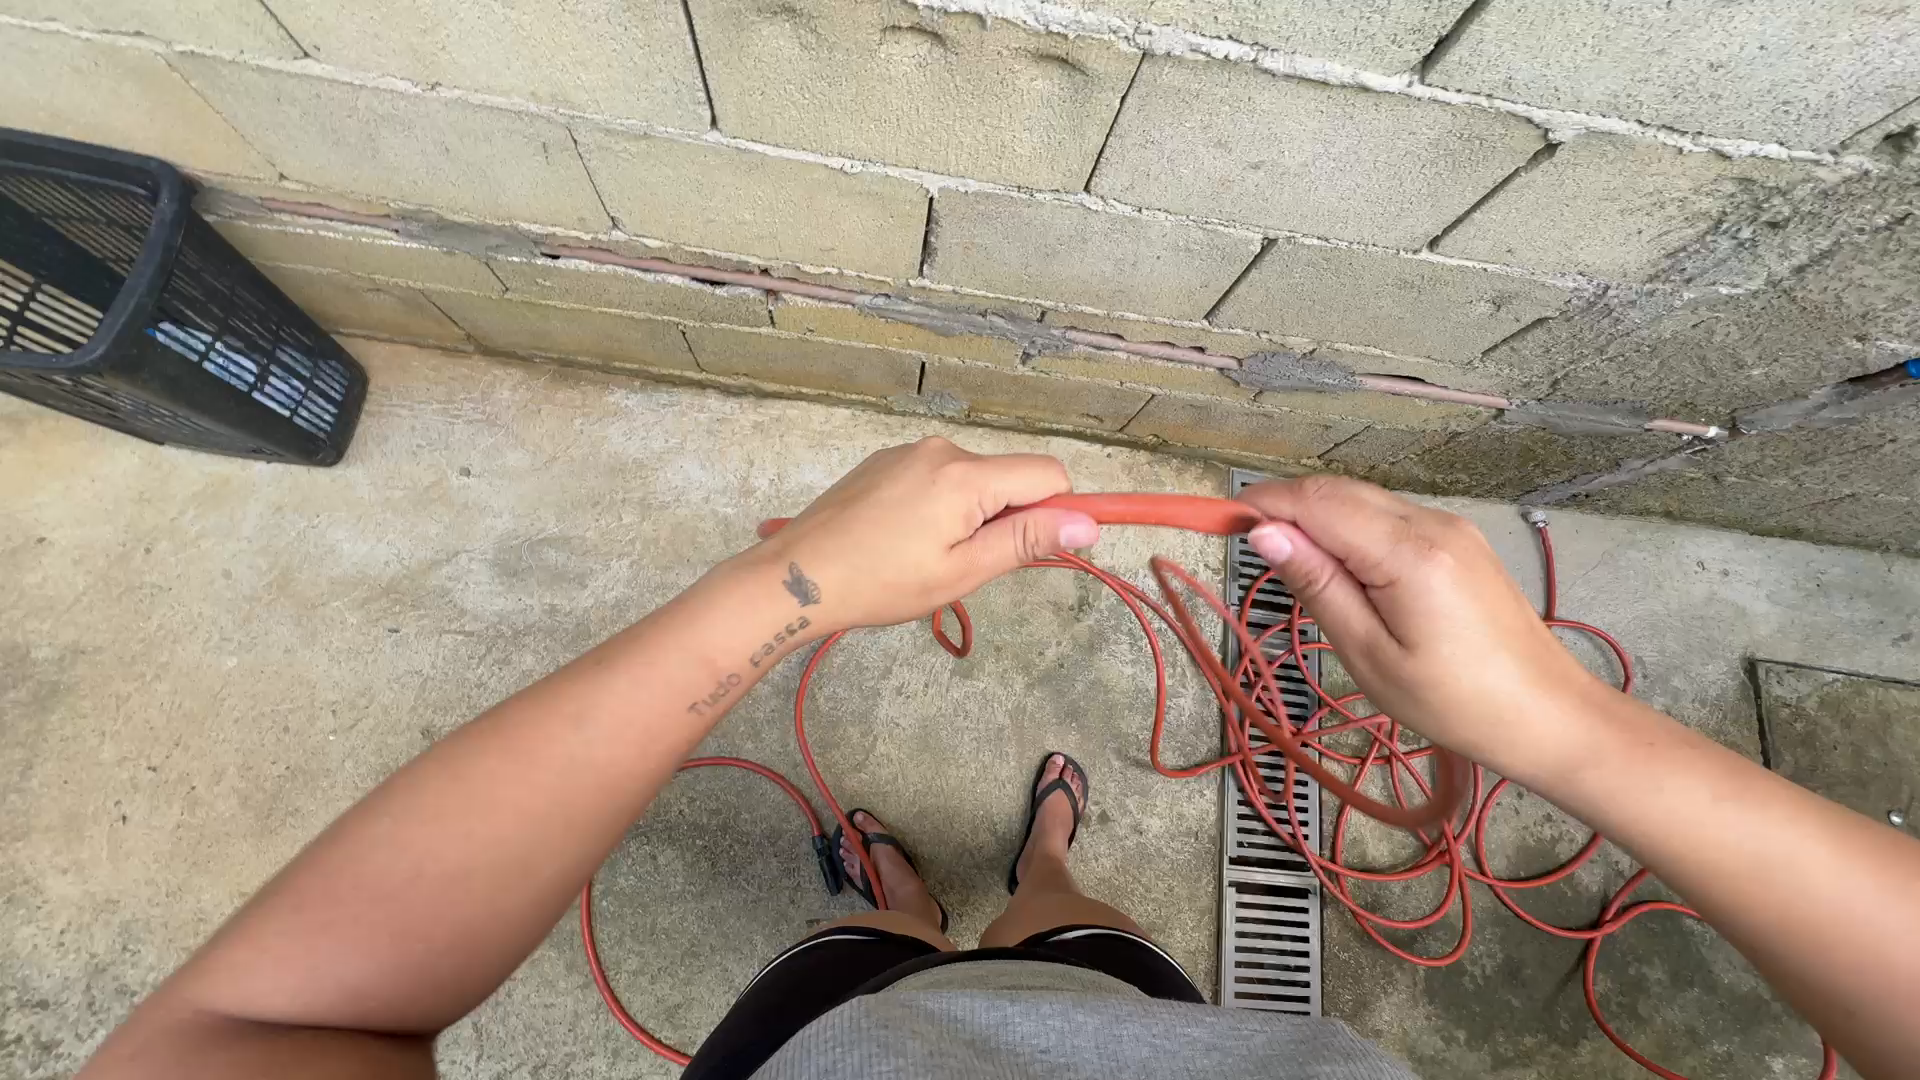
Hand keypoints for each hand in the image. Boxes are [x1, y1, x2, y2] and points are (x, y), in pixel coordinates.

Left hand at [747, 437, 1098, 632]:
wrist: (795, 575)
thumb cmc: (881, 583)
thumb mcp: (962, 571)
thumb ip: (1026, 541)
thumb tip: (1088, 522)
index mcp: (965, 474)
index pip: (1048, 473)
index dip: (1058, 511)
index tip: (1037, 548)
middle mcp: (941, 449)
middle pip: (1008, 476)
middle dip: (1006, 517)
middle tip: (964, 563)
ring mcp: (908, 451)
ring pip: (972, 479)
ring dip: (971, 513)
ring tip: (926, 555)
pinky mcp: (885, 460)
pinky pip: (937, 476)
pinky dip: (940, 504)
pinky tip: (903, 537)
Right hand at [1236, 475, 1602, 773]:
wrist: (1548, 716)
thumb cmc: (1451, 701)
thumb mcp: (1366, 653)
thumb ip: (1316, 585)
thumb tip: (1264, 534)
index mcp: (1407, 553)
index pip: (1316, 502)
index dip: (1262, 504)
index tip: (1221, 522)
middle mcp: (1430, 522)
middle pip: (1336, 490)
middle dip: (1282, 505)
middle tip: (1245, 545)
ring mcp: (1448, 525)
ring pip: (1358, 497)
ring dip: (1312, 514)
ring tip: (1286, 560)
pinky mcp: (1455, 538)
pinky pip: (1383, 514)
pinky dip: (1344, 525)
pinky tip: (1333, 560)